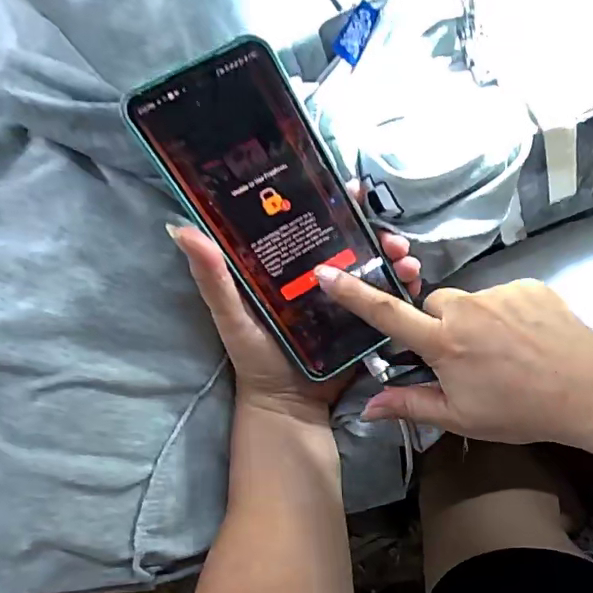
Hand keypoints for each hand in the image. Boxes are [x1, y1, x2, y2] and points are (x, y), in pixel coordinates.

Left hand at [170, 195, 421, 421]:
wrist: (289, 405)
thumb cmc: (255, 358)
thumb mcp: (230, 315)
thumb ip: (212, 277)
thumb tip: (179, 228)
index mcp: (287, 266)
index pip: (310, 222)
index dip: (331, 201)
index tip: (351, 187)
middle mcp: (318, 275)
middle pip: (351, 240)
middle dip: (374, 230)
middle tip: (388, 235)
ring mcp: (344, 297)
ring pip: (373, 265)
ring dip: (393, 255)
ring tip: (405, 259)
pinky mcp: (362, 321)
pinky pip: (385, 297)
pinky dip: (402, 285)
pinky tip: (412, 281)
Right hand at [314, 271, 592, 445]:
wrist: (589, 388)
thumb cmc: (521, 410)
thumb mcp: (461, 417)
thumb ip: (411, 405)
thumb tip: (367, 408)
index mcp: (444, 343)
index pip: (387, 314)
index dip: (352, 294)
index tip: (325, 272)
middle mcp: (466, 309)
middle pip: (432, 306)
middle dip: (437, 326)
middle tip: (461, 358)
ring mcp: (499, 293)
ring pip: (469, 303)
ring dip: (474, 322)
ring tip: (503, 353)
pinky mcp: (528, 285)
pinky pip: (501, 296)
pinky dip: (505, 314)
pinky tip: (526, 340)